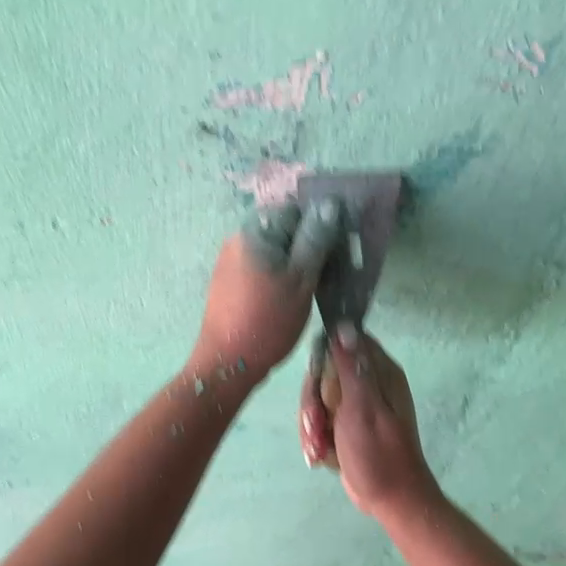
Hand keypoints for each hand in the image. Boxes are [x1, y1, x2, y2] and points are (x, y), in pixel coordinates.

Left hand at [190, 200, 342, 380]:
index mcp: (256, 230)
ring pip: (276, 248)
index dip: (321, 225)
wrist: (227, 362)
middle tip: (329, 272)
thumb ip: (316, 238)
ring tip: (313, 286)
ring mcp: (232, 258)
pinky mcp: (230, 279)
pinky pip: (263, 264)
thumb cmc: (268, 319)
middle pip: (285, 228)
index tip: (338, 251)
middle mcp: (240, 237)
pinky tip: (292, 296)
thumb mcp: (301, 278)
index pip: (297, 209)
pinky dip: (281, 274)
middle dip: (309, 244)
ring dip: (296, 261)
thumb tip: (330, 203)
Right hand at [299, 325, 440, 518]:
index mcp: (380, 372)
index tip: (318, 385)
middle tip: (316, 426)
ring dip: (312, 426)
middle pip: (325, 374)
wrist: (390, 499)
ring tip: (319, 447)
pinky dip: (317, 437)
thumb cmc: (378, 453)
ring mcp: (358, 405)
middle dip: (313, 403)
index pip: (343, 343)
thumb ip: (351, 366)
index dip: (324, 361)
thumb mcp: (361, 407)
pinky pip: (321, 420)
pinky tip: (320, 455)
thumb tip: (344, 324)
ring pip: (318, 399)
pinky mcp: (347, 425)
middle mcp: (370, 383)